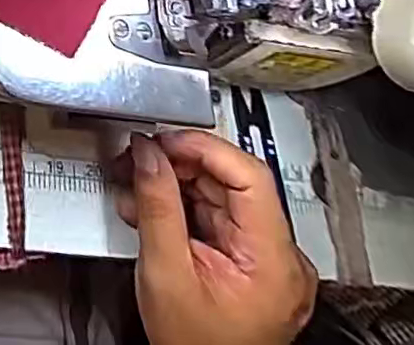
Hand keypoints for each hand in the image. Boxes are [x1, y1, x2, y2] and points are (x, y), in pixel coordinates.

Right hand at [113, 130, 315, 344]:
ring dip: (170, 183)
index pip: (250, 176)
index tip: (163, 141)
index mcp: (274, 262)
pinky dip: (177, 205)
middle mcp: (280, 256)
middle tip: (137, 160)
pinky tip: (147, 208)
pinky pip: (212, 213)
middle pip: (229, 180)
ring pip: (216, 192)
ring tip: (133, 188)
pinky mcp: (246, 259)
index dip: (203, 148)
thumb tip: (147, 151)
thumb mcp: (165, 272)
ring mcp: (264, 258)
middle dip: (176, 164)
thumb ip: (157, 204)